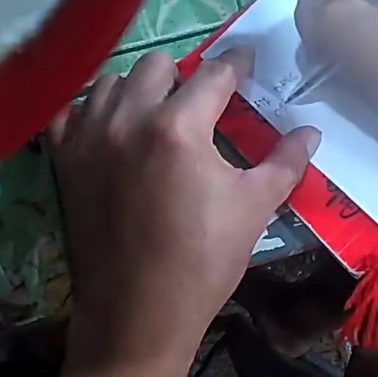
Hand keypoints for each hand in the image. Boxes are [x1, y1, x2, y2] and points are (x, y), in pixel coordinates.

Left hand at [50, 51, 319, 376]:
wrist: (139, 313)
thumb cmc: (203, 262)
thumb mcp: (254, 208)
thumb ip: (285, 161)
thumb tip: (311, 131)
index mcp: (179, 128)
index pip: (214, 75)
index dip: (237, 65)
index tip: (247, 63)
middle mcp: (128, 120)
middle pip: (159, 65)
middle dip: (187, 75)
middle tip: (203, 102)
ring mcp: (90, 139)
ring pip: (112, 82)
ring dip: (140, 88)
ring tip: (158, 114)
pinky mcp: (66, 161)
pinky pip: (72, 112)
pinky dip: (94, 110)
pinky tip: (113, 128)